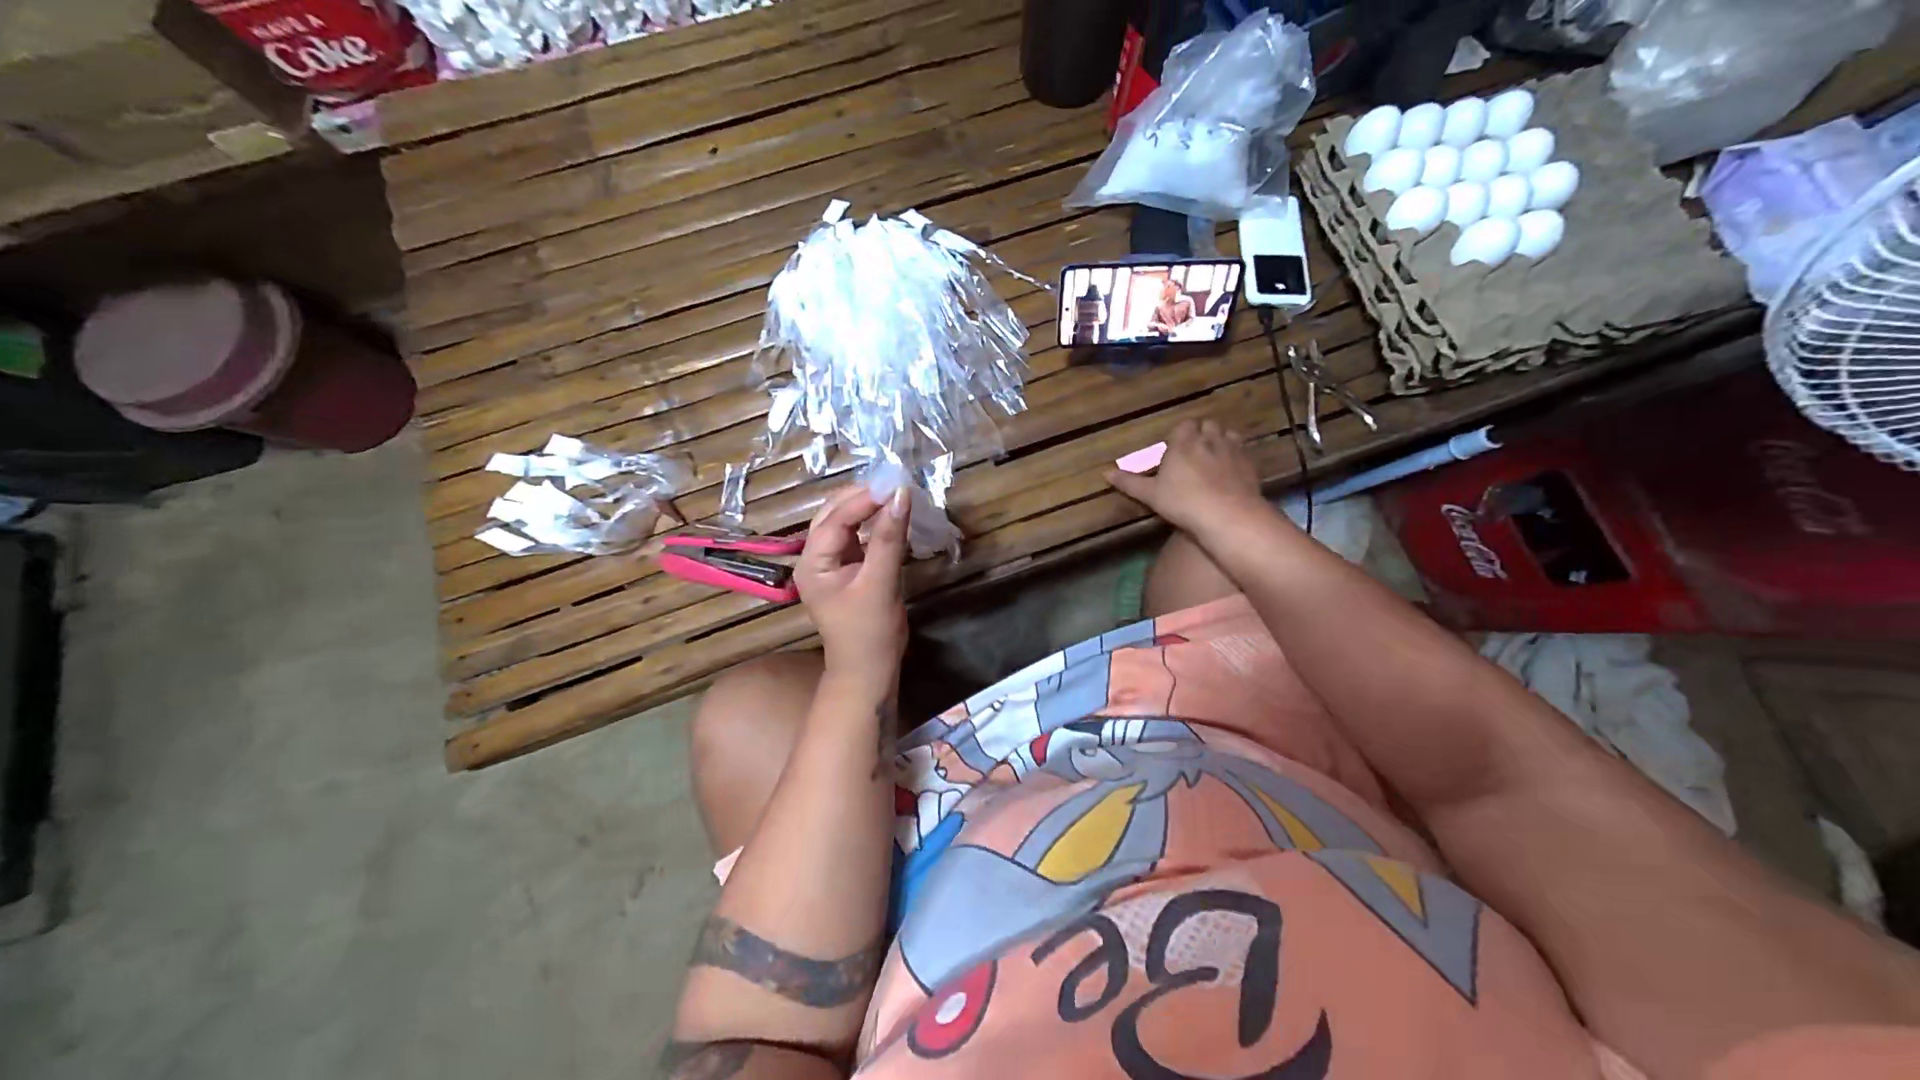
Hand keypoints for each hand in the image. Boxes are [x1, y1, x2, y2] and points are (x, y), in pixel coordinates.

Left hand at [794, 485, 909, 691]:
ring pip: (846, 522)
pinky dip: (874, 522)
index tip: (895, 482)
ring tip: (896, 493)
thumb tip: (902, 495)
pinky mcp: (848, 567)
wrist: (870, 670)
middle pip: (835, 514)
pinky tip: (892, 514)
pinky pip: (858, 535)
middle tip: (897, 482)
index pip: (837, 519)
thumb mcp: (881, 583)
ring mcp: (831, 562)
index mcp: (812, 562)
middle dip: (864, 496)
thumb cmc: (870, 631)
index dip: (865, 498)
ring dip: (869, 506)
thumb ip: (889, 538)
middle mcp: (815, 557)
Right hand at [1105, 419, 1268, 535]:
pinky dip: (1236, 455)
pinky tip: (1231, 471)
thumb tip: (1105, 473)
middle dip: (1201, 434)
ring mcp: (1233, 449)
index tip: (1175, 448)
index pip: (1184, 425)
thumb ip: (1130, 482)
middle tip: (1193, 452)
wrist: (1227, 515)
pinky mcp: (1250, 463)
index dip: (1180, 434)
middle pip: (1207, 425)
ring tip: (1213, 458)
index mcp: (1184, 441)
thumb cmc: (1183, 502)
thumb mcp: (1151, 495)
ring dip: (1220, 441)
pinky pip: (1243, 451)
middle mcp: (1210, 438)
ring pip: (1228, 435)